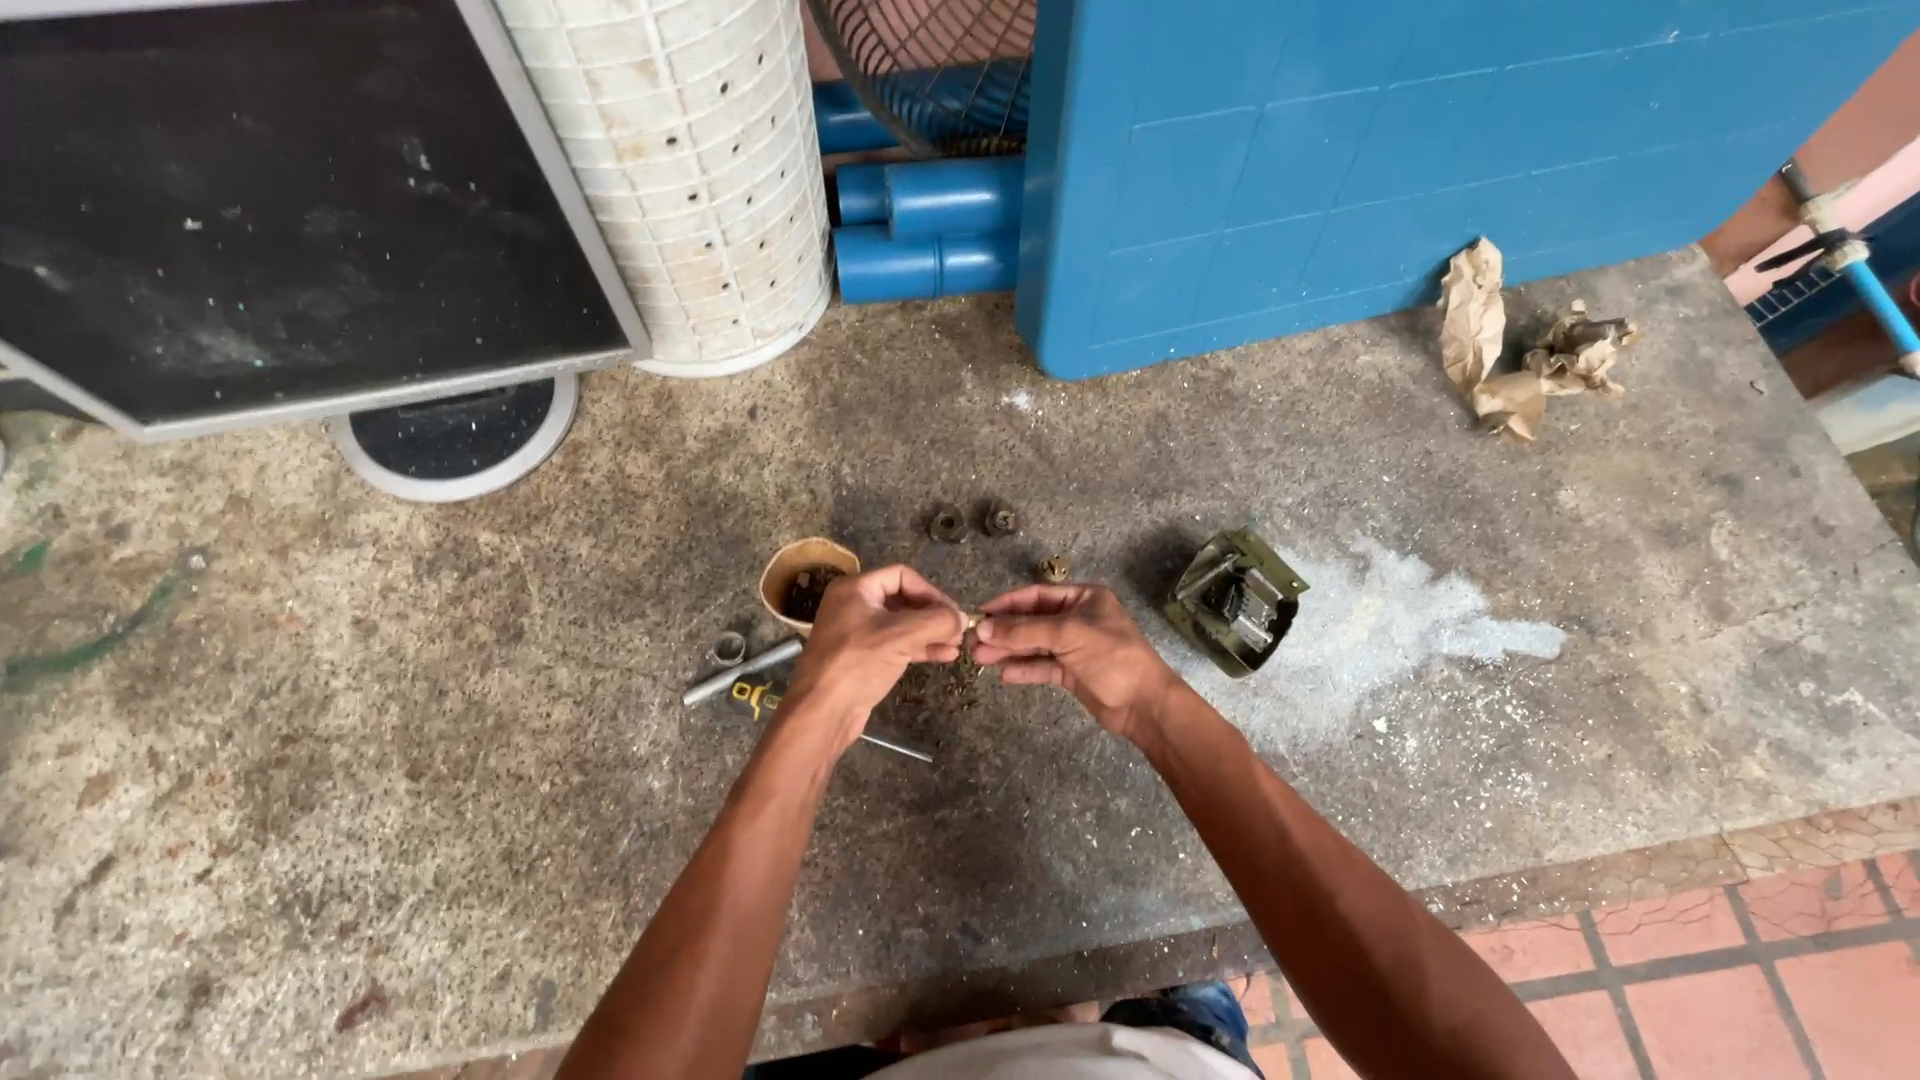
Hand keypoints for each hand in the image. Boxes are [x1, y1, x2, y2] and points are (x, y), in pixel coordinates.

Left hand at [780, 565, 965, 753]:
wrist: (822, 712)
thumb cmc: (856, 664)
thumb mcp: (899, 636)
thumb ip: (935, 622)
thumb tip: (961, 618)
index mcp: (855, 589)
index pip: (902, 576)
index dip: (930, 591)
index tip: (952, 611)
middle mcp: (855, 605)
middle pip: (904, 600)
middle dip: (933, 614)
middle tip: (957, 630)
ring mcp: (858, 633)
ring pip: (903, 624)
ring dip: (931, 632)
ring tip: (956, 645)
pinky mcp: (864, 657)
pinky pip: (897, 644)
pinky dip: (920, 647)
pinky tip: (944, 655)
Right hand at [972, 584, 1180, 741]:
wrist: (1144, 703)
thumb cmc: (1111, 657)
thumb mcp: (1067, 635)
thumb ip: (1024, 630)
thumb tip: (985, 628)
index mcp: (1084, 598)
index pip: (1037, 595)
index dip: (1007, 604)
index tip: (980, 614)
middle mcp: (1078, 619)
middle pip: (1033, 621)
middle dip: (1005, 632)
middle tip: (975, 642)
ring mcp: (1075, 647)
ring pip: (1035, 645)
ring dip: (1009, 651)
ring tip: (980, 659)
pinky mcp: (1073, 673)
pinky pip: (1043, 666)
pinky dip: (1024, 669)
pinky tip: (1004, 674)